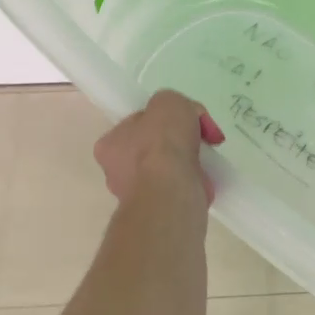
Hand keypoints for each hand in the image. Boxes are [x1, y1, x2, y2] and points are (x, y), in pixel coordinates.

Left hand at [93, 89, 224, 203]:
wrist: (173, 189)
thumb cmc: (163, 143)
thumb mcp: (169, 101)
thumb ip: (173, 103)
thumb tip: (184, 118)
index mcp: (109, 145)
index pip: (135, 126)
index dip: (160, 121)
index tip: (182, 123)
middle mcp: (116, 174)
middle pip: (151, 151)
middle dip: (173, 147)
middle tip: (198, 141)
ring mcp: (137, 197)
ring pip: (165, 174)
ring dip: (185, 167)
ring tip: (206, 162)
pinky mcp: (159, 212)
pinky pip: (178, 192)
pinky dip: (191, 185)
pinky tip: (204, 180)